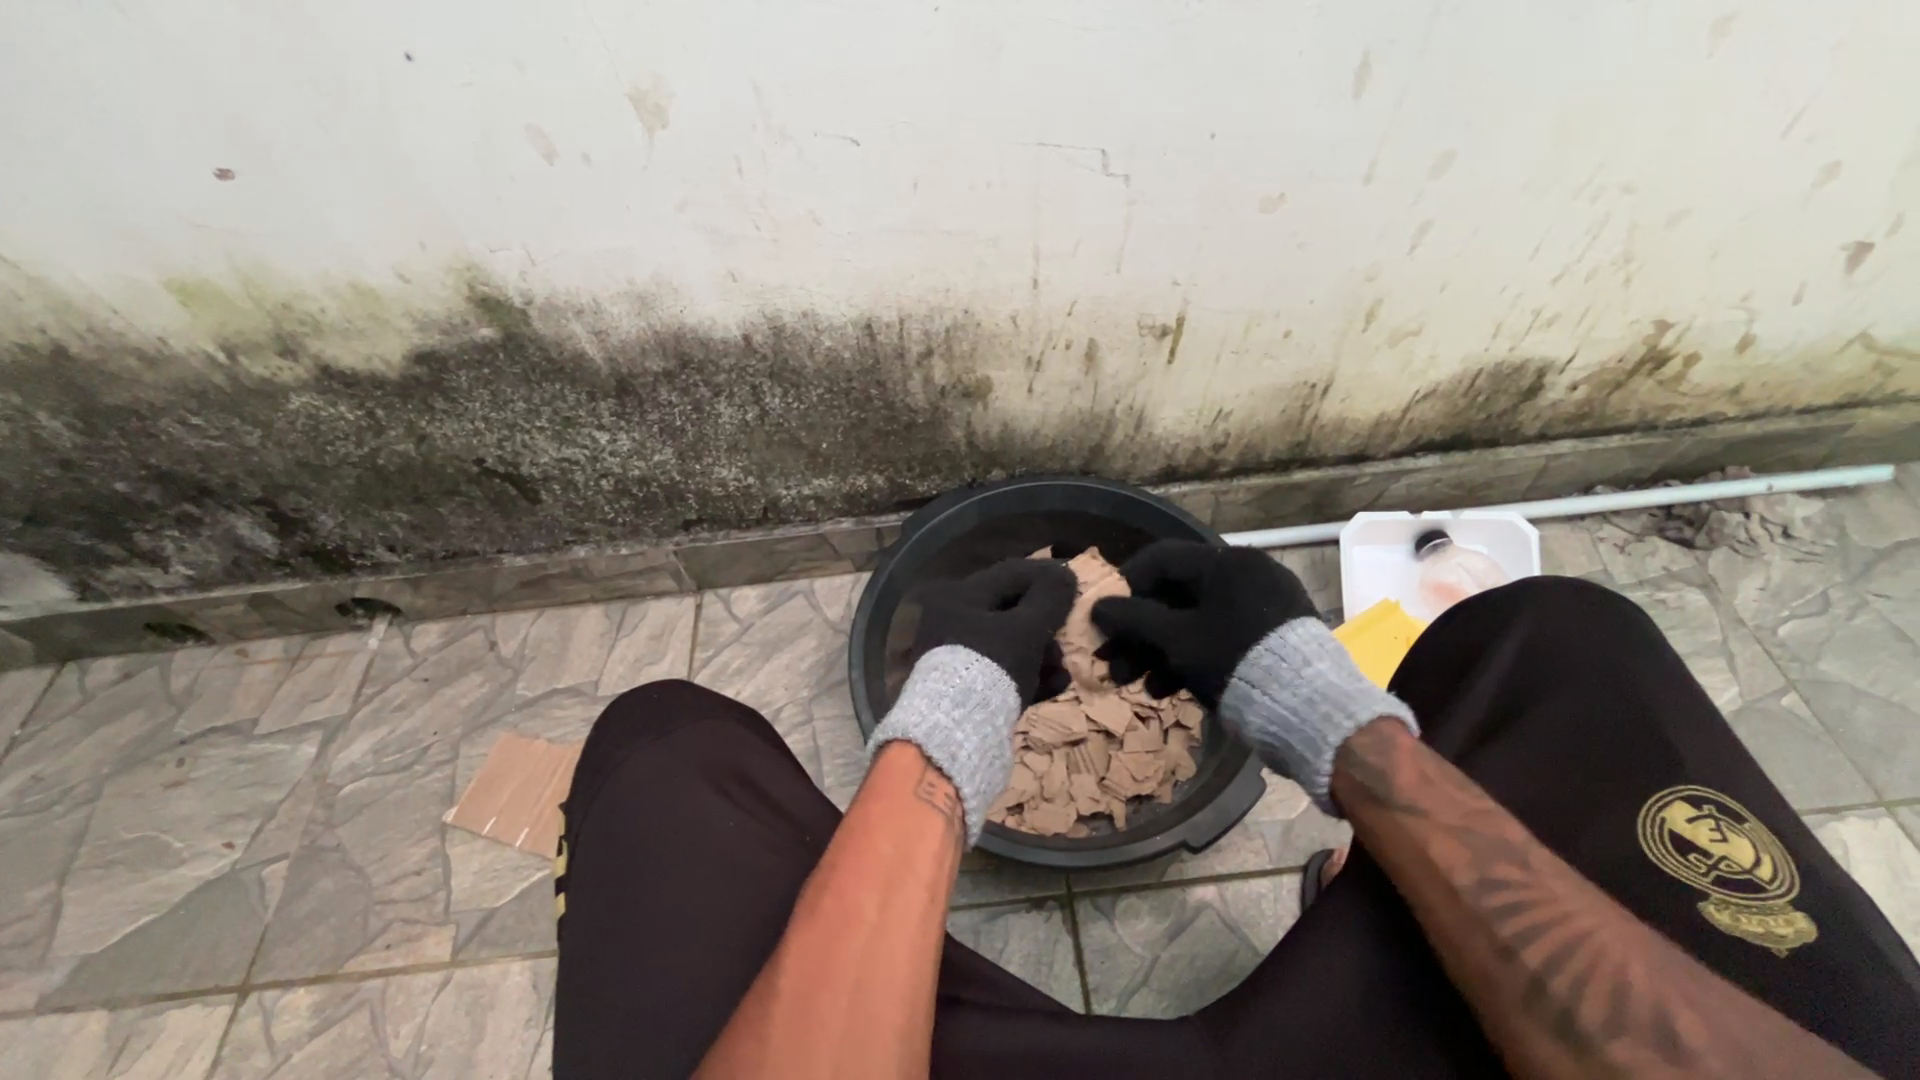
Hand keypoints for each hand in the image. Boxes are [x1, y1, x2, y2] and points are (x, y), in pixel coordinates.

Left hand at [911, 558, 1075, 704]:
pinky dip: (1028, 675)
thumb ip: (1049, 600)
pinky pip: (1000, 673)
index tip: (1074, 582)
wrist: (957, 729)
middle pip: (1008, 612)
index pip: (1010, 574)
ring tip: (1063, 665)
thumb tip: (1066, 575)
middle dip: (1044, 623)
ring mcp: (954, 656)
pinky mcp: (962, 688)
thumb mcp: (1026, 629)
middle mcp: (951, 621)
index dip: (1046, 575)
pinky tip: (1057, 684)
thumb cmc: (990, 664)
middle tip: (1069, 630)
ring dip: (1040, 652)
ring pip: (1006, 645)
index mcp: (960, 597)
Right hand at [1090, 540, 1413, 814]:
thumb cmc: (1236, 661)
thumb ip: (1133, 620)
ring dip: (1159, 651)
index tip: (1103, 615)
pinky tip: (1166, 690)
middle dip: (1139, 633)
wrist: (1311, 711)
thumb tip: (1098, 606)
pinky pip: (1218, 638)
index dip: (1125, 585)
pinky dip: (1190, 658)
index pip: (1161, 559)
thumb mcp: (1176, 640)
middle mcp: (1246, 575)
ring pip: (1194, 622)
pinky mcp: (1273, 637)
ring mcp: (1263, 607)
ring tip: (1136, 685)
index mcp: (1226, 563)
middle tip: (1112, 662)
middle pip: (1175, 596)